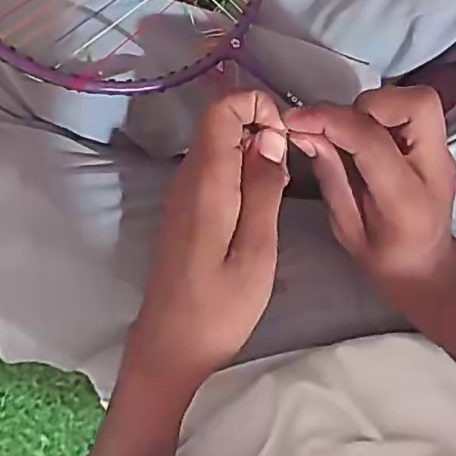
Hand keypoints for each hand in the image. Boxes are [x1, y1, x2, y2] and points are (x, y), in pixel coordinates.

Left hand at [126, 89, 289, 387]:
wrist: (168, 350)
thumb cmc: (218, 308)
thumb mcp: (256, 250)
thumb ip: (263, 188)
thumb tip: (270, 135)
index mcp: (206, 180)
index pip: (221, 108)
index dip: (255, 106)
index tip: (283, 138)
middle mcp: (189, 176)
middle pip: (221, 120)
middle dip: (260, 127)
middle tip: (286, 170)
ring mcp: (183, 191)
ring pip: (220, 142)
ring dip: (254, 150)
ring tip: (277, 190)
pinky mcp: (186, 207)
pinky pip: (216, 167)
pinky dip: (242, 170)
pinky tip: (259, 206)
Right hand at [285, 86, 455, 314]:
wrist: (430, 268)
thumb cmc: (385, 258)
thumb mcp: (346, 229)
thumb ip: (330, 176)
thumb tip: (306, 131)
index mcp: (408, 200)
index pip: (372, 141)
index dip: (330, 120)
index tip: (297, 118)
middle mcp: (435, 168)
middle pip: (416, 104)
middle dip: (369, 103)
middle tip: (340, 127)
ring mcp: (444, 153)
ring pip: (418, 98)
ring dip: (377, 105)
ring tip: (352, 131)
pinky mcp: (442, 143)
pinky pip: (415, 108)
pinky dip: (385, 109)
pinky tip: (367, 133)